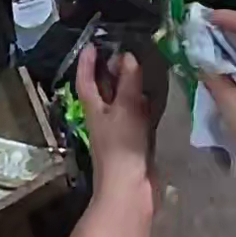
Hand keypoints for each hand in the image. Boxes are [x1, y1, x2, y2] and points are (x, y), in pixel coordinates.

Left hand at [75, 45, 153, 201]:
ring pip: (119, 101)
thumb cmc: (121, 147)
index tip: (91, 44)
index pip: (85, 78)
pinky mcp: (133, 142)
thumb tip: (127, 56)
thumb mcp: (126, 109)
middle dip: (109, 71)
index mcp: (93, 106)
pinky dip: (140, 105)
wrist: (130, 192)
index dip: (86, 62)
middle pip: (103, 88)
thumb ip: (128, 83)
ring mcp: (117, 130)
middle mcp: (102, 116)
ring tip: (138, 69)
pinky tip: (150, 99)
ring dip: (126, 86)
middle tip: (121, 52)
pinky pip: (134, 117)